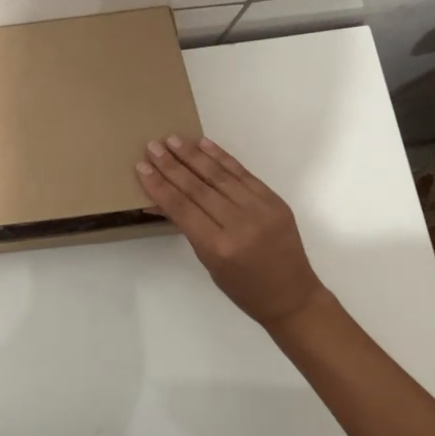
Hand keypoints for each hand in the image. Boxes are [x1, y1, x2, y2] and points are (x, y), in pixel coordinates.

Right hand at [136, 135, 325, 332]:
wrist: (291, 295)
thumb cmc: (243, 288)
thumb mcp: (208, 262)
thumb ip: (188, 227)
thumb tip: (161, 201)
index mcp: (218, 247)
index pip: (182, 208)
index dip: (160, 186)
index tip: (142, 167)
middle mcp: (239, 225)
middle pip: (198, 188)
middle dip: (171, 166)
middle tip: (152, 147)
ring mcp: (260, 210)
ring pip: (220, 176)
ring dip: (193, 155)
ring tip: (173, 140)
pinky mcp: (274, 201)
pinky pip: (243, 174)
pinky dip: (222, 158)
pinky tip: (204, 144)